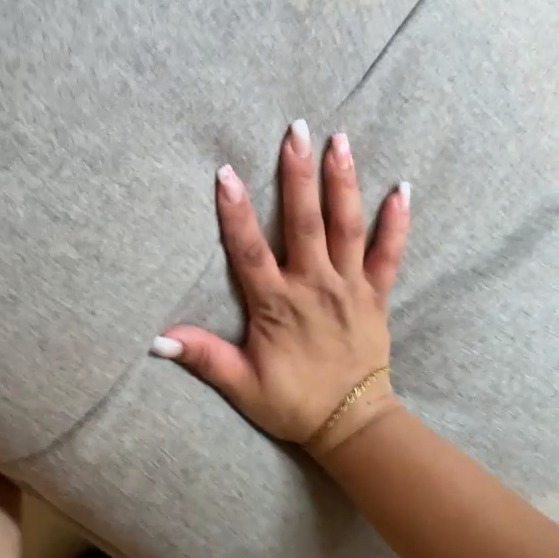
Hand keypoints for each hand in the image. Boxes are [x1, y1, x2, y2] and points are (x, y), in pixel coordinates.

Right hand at [154, 121, 410, 455]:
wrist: (355, 427)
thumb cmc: (293, 404)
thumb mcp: (242, 385)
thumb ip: (204, 357)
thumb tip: (156, 338)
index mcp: (278, 305)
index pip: (250, 251)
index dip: (235, 212)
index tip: (227, 172)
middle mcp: (315, 287)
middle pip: (304, 222)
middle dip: (298, 174)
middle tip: (296, 130)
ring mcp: (349, 288)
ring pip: (346, 227)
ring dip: (342, 182)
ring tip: (340, 140)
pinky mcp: (375, 296)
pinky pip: (389, 254)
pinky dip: (397, 221)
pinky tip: (402, 188)